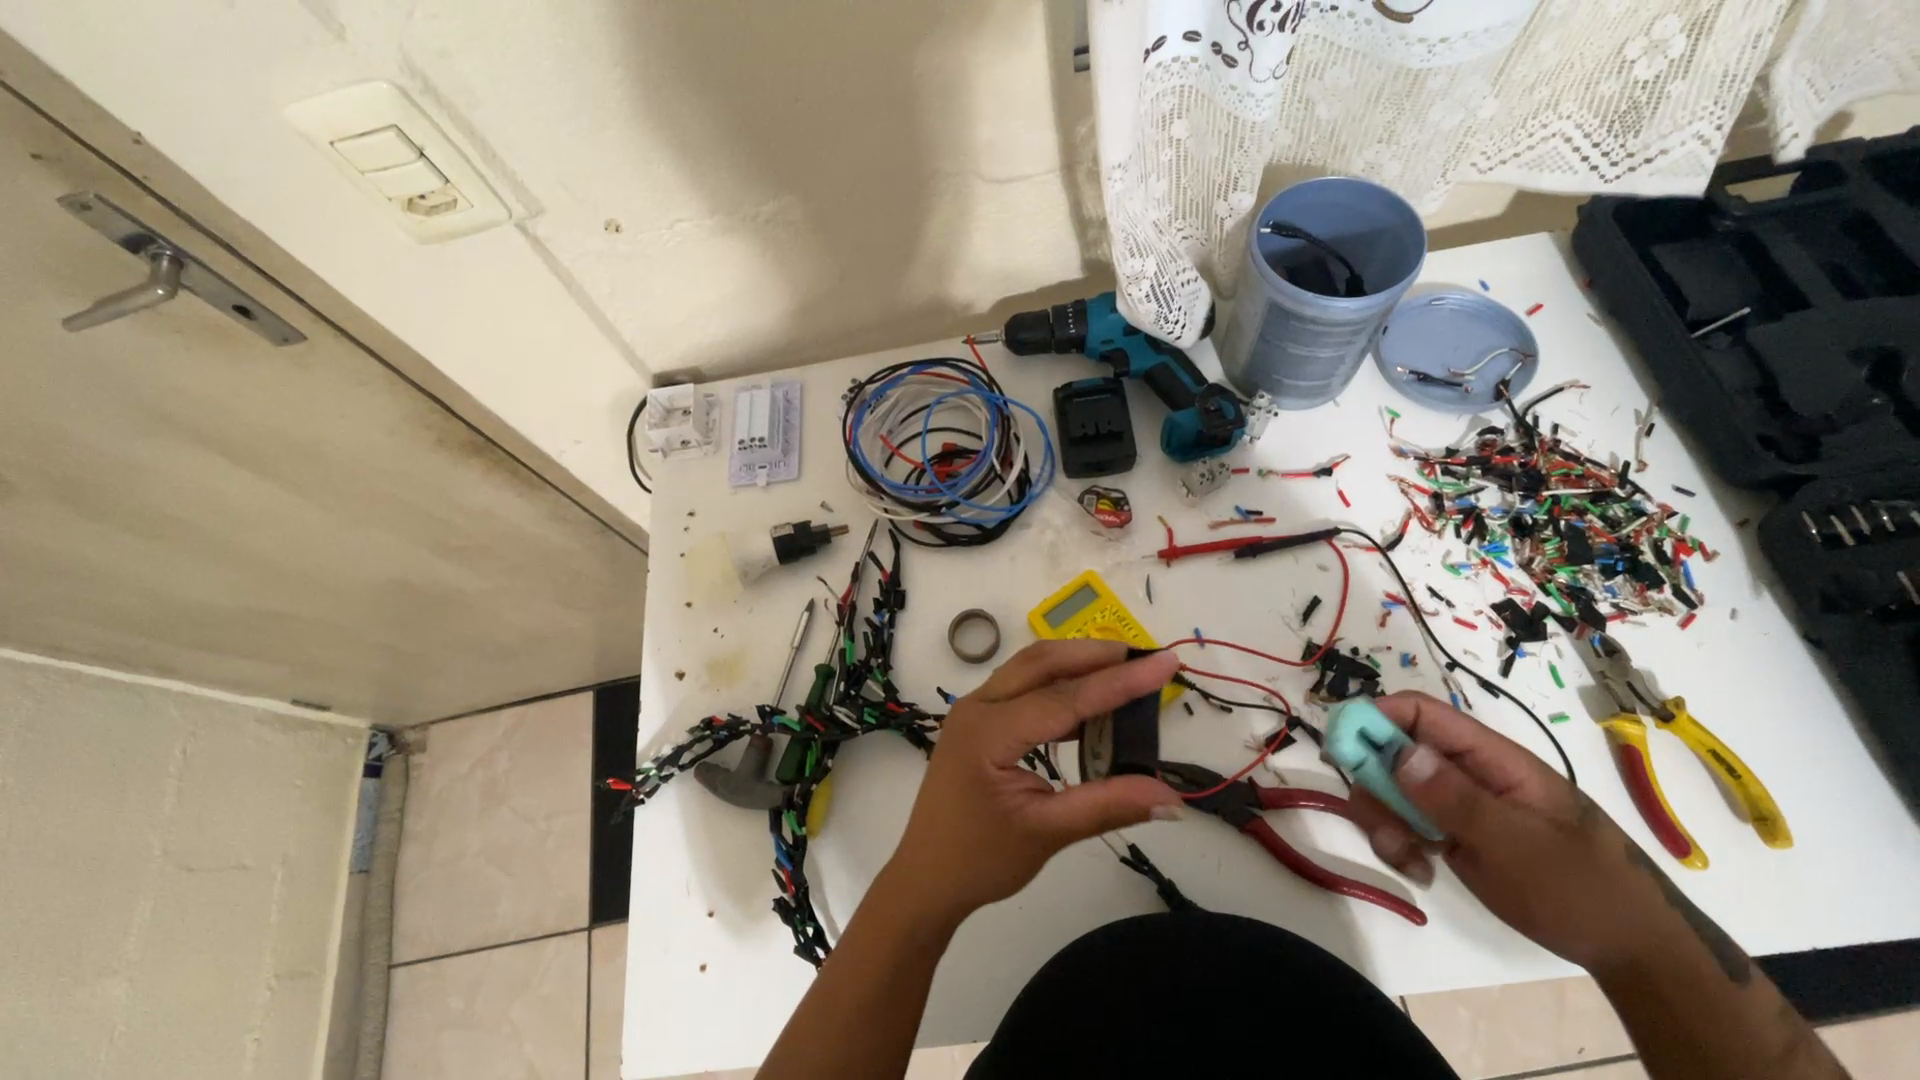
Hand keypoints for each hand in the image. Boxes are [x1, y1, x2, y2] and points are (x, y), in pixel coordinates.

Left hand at [878, 641, 1183, 926]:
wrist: (925, 879)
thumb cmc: (978, 860)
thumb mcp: (1046, 834)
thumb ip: (1108, 806)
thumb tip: (1172, 800)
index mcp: (987, 733)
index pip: (1065, 698)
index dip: (1120, 681)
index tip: (1166, 663)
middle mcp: (977, 708)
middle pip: (1043, 663)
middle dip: (1098, 655)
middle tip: (1149, 659)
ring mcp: (974, 712)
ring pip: (1031, 670)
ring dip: (1078, 666)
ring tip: (1128, 674)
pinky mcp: (979, 722)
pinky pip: (1024, 689)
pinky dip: (1061, 687)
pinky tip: (1092, 707)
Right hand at [1347, 691, 1677, 971]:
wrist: (1629, 948)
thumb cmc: (1582, 888)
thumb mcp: (1518, 845)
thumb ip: (1456, 798)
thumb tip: (1397, 751)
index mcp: (1491, 758)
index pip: (1420, 713)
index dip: (1375, 719)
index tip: (1341, 748)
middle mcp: (1468, 773)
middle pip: (1393, 752)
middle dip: (1375, 786)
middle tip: (1383, 826)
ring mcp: (1459, 804)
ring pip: (1391, 791)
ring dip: (1384, 821)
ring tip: (1408, 858)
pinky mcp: (1454, 835)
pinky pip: (1404, 824)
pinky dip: (1399, 845)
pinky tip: (1421, 871)